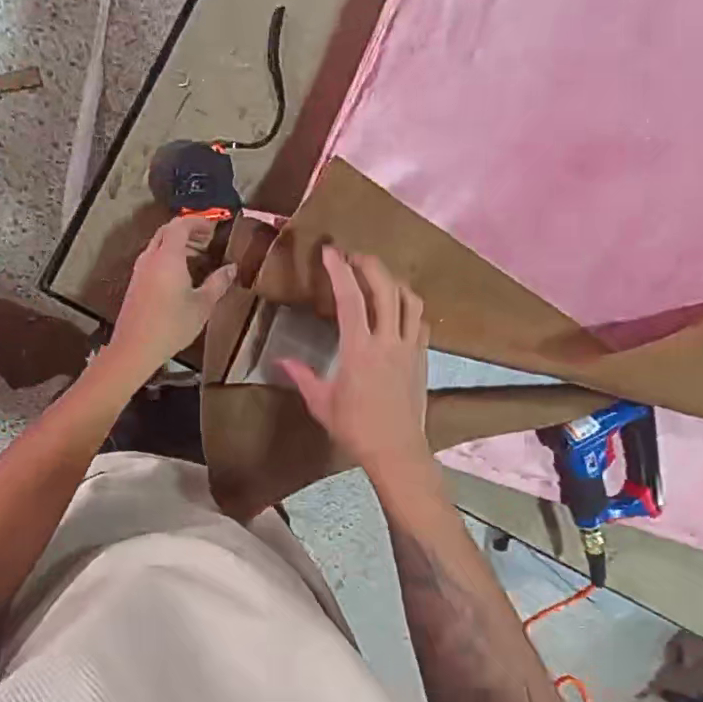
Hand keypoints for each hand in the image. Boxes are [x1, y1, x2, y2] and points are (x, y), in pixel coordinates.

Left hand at [106, 218, 237, 373]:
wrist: (134, 348)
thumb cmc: (171, 326)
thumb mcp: (202, 305)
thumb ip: (218, 283)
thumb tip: (231, 268)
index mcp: (167, 257)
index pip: (179, 225)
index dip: (197, 221)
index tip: (212, 228)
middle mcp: (150, 259)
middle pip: (166, 232)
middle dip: (187, 231)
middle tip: (206, 241)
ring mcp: (139, 272)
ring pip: (157, 247)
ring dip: (176, 246)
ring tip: (196, 258)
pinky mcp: (134, 285)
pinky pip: (151, 261)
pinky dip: (167, 259)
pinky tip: (180, 277)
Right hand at [280, 246, 432, 473]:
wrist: (396, 449)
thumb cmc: (354, 428)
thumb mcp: (321, 402)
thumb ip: (302, 376)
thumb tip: (280, 360)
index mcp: (359, 349)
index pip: (350, 299)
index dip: (339, 271)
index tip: (330, 252)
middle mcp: (387, 341)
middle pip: (385, 289)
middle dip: (370, 265)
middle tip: (353, 255)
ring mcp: (409, 348)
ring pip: (408, 300)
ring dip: (392, 281)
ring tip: (377, 275)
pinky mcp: (421, 357)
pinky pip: (418, 321)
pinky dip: (407, 306)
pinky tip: (397, 307)